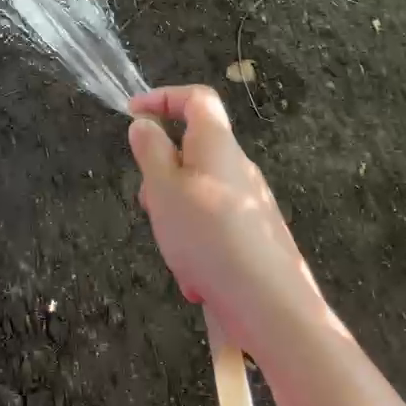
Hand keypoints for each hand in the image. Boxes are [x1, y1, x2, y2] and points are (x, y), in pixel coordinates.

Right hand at [127, 85, 324, 351]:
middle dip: (162, 173)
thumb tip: (145, 124)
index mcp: (217, 144)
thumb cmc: (209, 236)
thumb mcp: (163, 188)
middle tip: (149, 202)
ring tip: (173, 248)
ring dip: (176, 213)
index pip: (196, 98)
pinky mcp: (255, 237)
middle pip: (192, 150)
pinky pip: (214, 226)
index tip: (132, 114)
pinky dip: (196, 242)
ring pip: (198, 192)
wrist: (272, 308)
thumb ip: (150, 150)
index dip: (162, 97)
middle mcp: (238, 167)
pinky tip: (196, 276)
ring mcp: (250, 204)